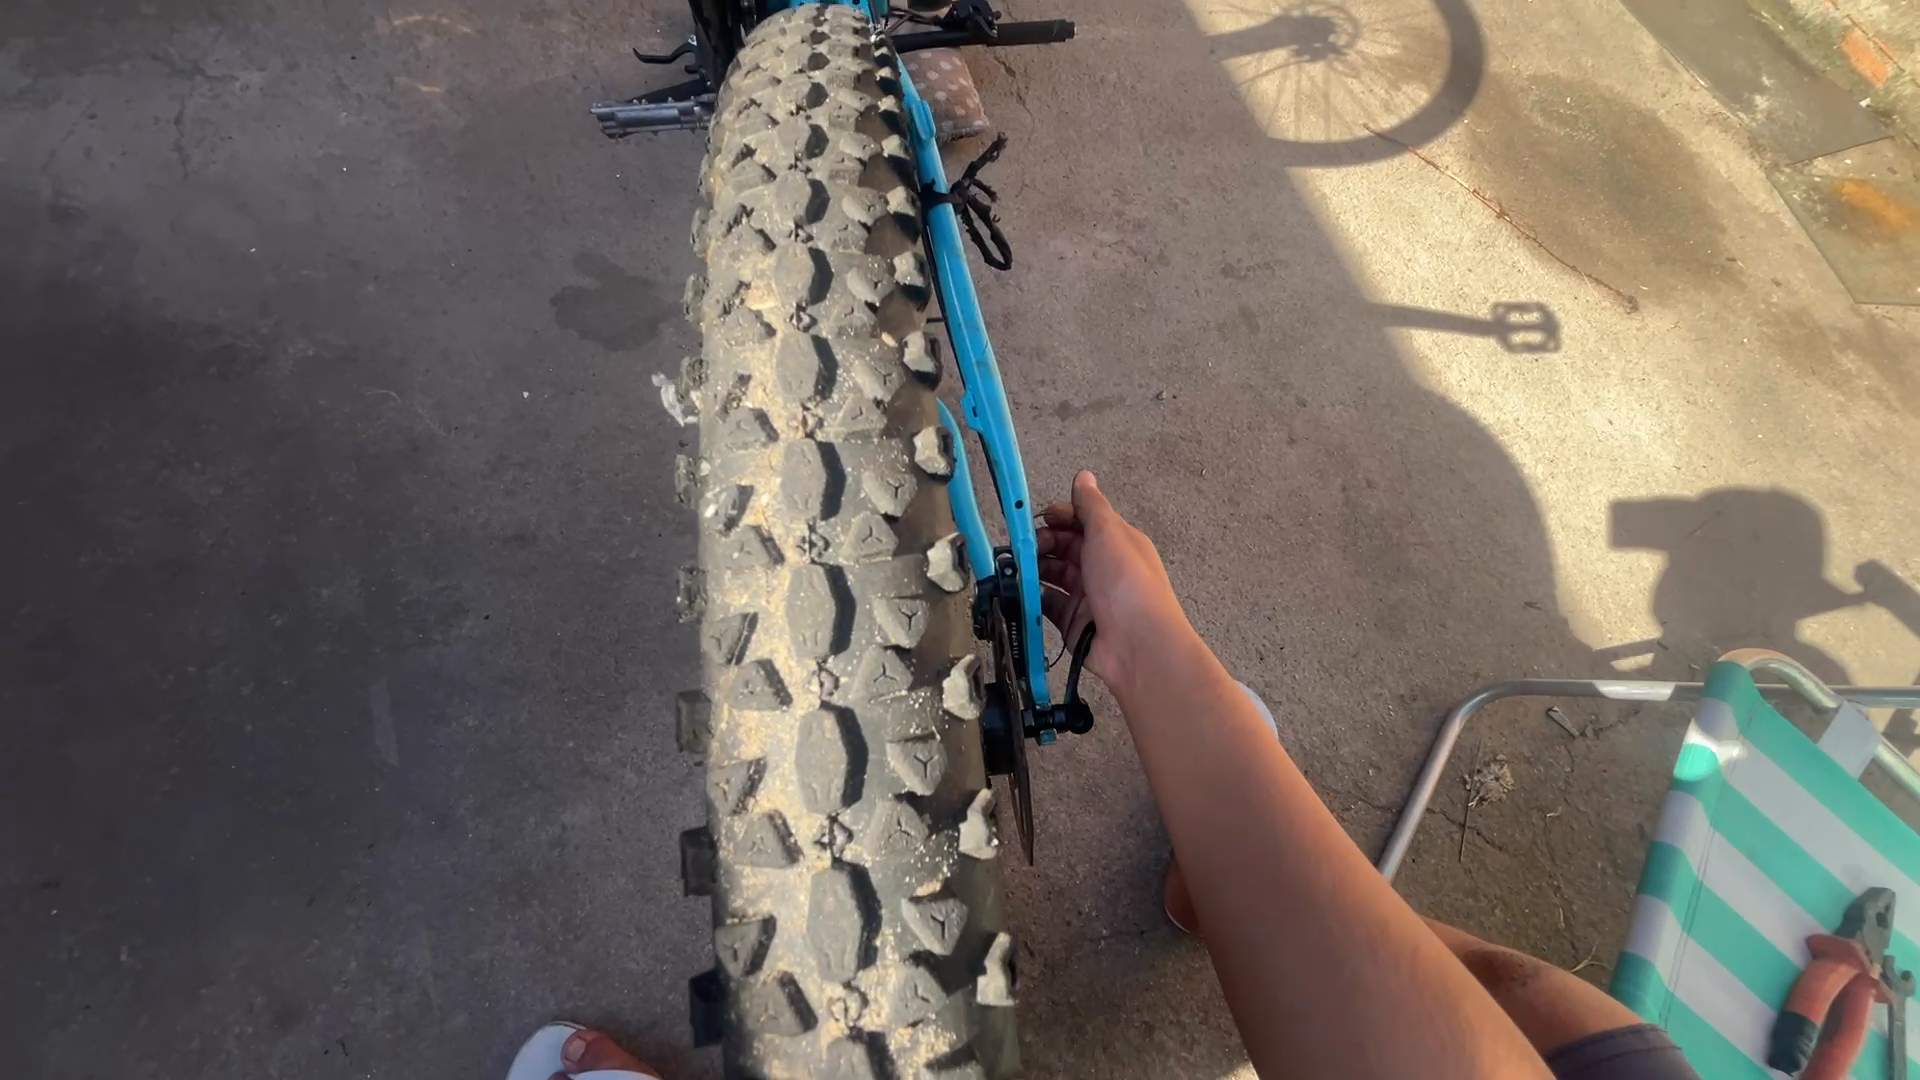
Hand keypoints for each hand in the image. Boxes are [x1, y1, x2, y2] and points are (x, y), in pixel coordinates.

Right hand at [1037, 471, 1193, 690]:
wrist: (1137, 644)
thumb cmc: (1125, 581)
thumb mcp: (1109, 533)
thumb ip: (1091, 505)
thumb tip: (1083, 475)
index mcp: (1115, 541)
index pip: (1082, 521)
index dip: (1060, 516)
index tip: (1038, 519)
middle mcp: (1101, 565)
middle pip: (1064, 546)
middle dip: (1041, 543)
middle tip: (1021, 547)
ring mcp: (1086, 595)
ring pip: (1052, 574)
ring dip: (1033, 568)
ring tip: (1014, 568)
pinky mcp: (1072, 622)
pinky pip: (1047, 604)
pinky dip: (1032, 596)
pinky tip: (1017, 591)